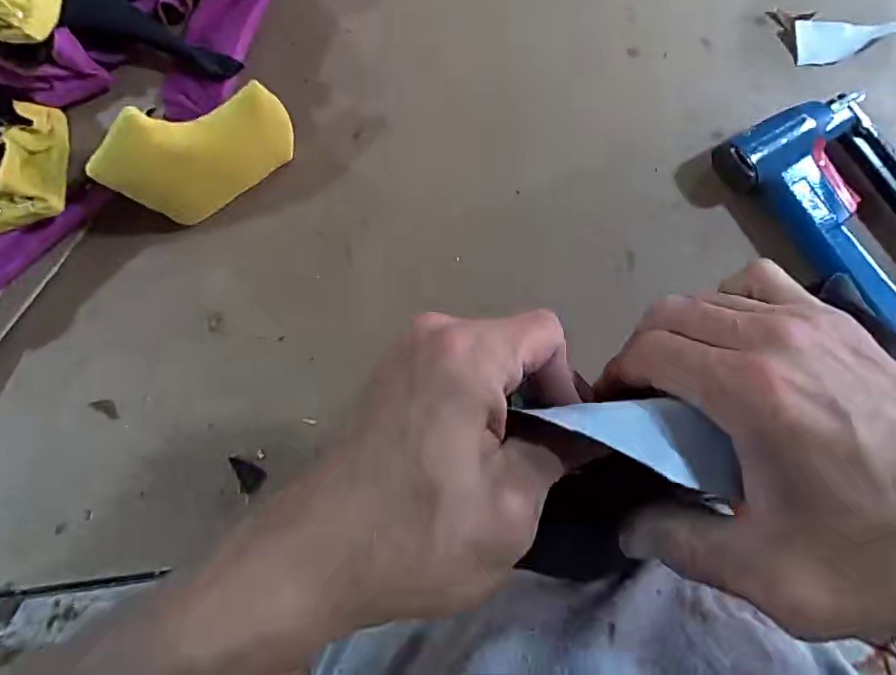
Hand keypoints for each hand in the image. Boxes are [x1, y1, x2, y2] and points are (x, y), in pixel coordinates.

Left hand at [149, 309, 582, 671]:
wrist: (308, 562)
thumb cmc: (417, 535)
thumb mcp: (511, 509)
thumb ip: (560, 452)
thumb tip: (587, 431)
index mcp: (466, 351)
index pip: (548, 334)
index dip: (565, 384)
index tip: (555, 437)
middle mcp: (434, 332)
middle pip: (515, 344)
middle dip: (534, 397)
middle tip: (525, 459)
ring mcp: (405, 349)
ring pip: (485, 358)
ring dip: (501, 403)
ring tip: (486, 463)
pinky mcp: (388, 373)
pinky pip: (453, 369)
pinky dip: (469, 402)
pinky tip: (452, 455)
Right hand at [598, 260, 895, 642]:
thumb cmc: (885, 558)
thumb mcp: (773, 575)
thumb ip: (683, 544)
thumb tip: (629, 525)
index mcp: (752, 388)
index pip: (653, 347)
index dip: (618, 373)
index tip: (614, 409)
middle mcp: (777, 334)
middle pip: (674, 310)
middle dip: (643, 349)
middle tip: (646, 401)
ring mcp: (815, 318)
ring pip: (716, 291)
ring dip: (687, 324)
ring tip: (694, 373)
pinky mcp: (844, 321)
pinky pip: (766, 284)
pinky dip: (736, 302)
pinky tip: (750, 347)